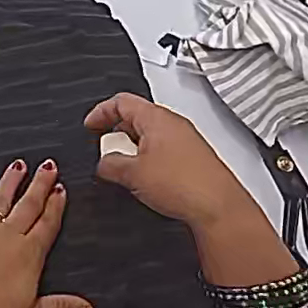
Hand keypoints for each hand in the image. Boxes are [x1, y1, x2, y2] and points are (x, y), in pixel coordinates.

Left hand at [0, 160, 92, 307]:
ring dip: (11, 181)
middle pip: (28, 204)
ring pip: (0, 199)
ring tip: (19, 164)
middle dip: (40, 184)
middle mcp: (7, 237)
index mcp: (28, 254)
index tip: (61, 189)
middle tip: (48, 166)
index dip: (56, 205)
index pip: (48, 223)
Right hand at [83, 92, 261, 228]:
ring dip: (132, 150)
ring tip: (125, 171)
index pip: (122, 101)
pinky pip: (163, 151)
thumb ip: (110, 164)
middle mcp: (173, 124)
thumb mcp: (132, 174)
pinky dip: (148, 160)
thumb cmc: (184, 184)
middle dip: (116, 133)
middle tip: (104, 151)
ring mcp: (185, 140)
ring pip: (149, 136)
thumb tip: (104, 163)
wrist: (217, 206)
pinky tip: (145, 181)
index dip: (101, 112)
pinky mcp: (192, 158)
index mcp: (156, 118)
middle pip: (136, 117)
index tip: (90, 125)